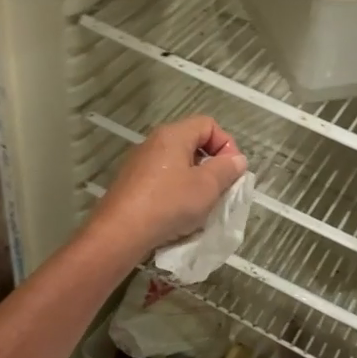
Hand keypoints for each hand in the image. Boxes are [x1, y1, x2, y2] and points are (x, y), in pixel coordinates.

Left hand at [89, 115, 247, 260]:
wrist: (120, 233)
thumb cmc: (168, 204)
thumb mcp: (207, 187)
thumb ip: (226, 169)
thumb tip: (236, 160)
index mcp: (173, 135)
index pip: (208, 124)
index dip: (226, 144)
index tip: (232, 171)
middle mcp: (154, 142)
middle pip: (192, 143)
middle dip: (211, 165)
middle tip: (219, 189)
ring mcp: (139, 163)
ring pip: (178, 163)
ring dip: (195, 180)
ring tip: (200, 204)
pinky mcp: (131, 183)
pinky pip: (162, 179)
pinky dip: (176, 190)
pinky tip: (178, 212)